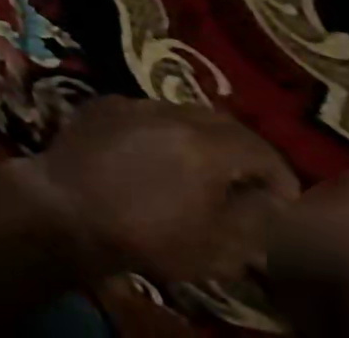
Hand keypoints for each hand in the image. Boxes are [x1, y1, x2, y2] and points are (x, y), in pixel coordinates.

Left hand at [8, 97, 298, 283]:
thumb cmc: (147, 232)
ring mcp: (123, 104)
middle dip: (241, 152)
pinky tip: (157, 158)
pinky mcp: (94, 108)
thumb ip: (259, 217)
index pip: (260, 149)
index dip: (280, 178)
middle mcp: (162, 111)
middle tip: (248, 184)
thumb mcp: (223, 243)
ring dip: (198, 138)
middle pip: (218, 122)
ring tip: (203, 172)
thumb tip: (271, 199)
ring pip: (177, 113)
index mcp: (202, 142)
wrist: (63, 207)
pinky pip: (141, 113)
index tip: (285, 205)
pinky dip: (159, 131)